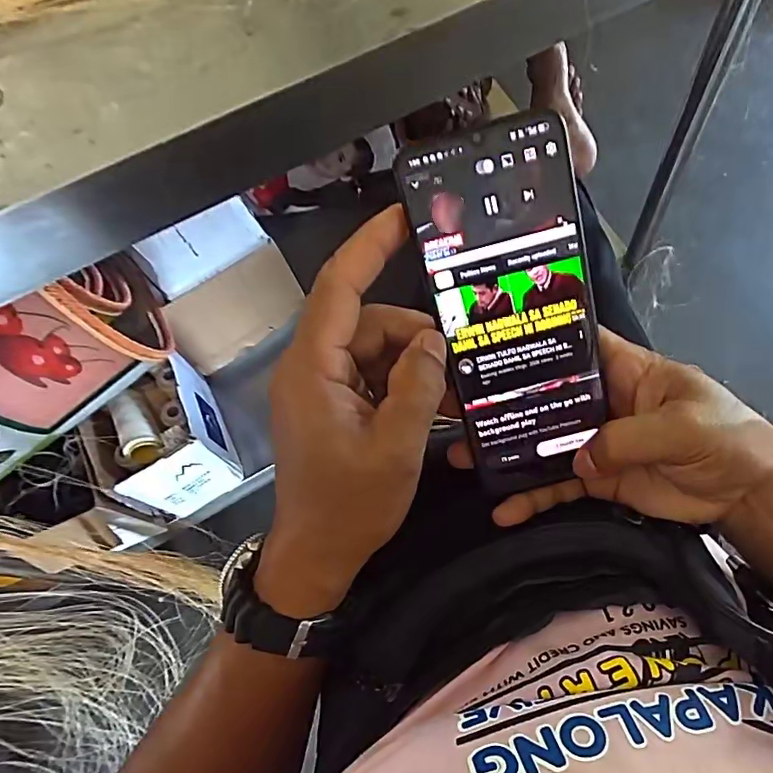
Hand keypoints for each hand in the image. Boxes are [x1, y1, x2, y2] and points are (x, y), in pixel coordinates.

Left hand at [259, 206, 446, 615]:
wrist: (318, 554)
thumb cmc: (351, 505)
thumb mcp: (397, 446)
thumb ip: (419, 387)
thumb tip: (435, 342)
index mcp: (315, 368)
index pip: (340, 287)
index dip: (372, 247)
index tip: (405, 218)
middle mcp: (313, 369)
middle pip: (369, 324)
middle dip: (416, 340)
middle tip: (459, 369)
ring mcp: (323, 390)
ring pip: (377, 354)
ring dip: (416, 370)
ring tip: (452, 399)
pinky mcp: (335, 410)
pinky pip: (374, 381)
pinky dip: (405, 390)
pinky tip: (436, 411)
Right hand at [450, 327, 772, 528]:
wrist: (744, 492)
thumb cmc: (727, 438)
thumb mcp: (684, 427)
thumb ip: (628, 438)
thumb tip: (578, 458)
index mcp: (627, 370)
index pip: (574, 344)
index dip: (536, 339)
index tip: (487, 342)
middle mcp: (604, 402)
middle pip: (546, 397)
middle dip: (504, 404)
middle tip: (458, 411)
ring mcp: (599, 442)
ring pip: (544, 444)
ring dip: (507, 454)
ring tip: (464, 461)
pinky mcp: (601, 479)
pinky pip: (560, 486)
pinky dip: (534, 499)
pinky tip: (507, 510)